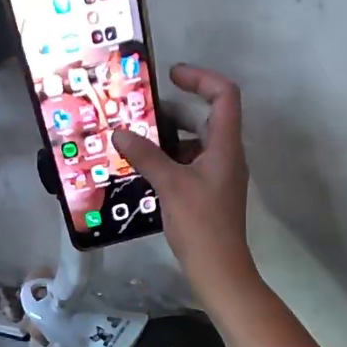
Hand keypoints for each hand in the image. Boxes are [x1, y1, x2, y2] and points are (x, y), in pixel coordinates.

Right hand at [112, 64, 254, 292]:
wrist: (219, 270)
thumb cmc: (200, 224)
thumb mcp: (170, 186)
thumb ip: (146, 156)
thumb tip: (120, 133)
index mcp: (225, 146)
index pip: (224, 95)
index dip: (201, 78)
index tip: (172, 76)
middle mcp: (227, 156)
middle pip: (207, 118)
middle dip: (175, 111)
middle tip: (141, 112)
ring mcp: (220, 177)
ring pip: (197, 144)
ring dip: (170, 138)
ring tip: (137, 140)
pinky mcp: (210, 194)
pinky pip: (191, 165)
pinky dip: (171, 161)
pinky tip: (146, 169)